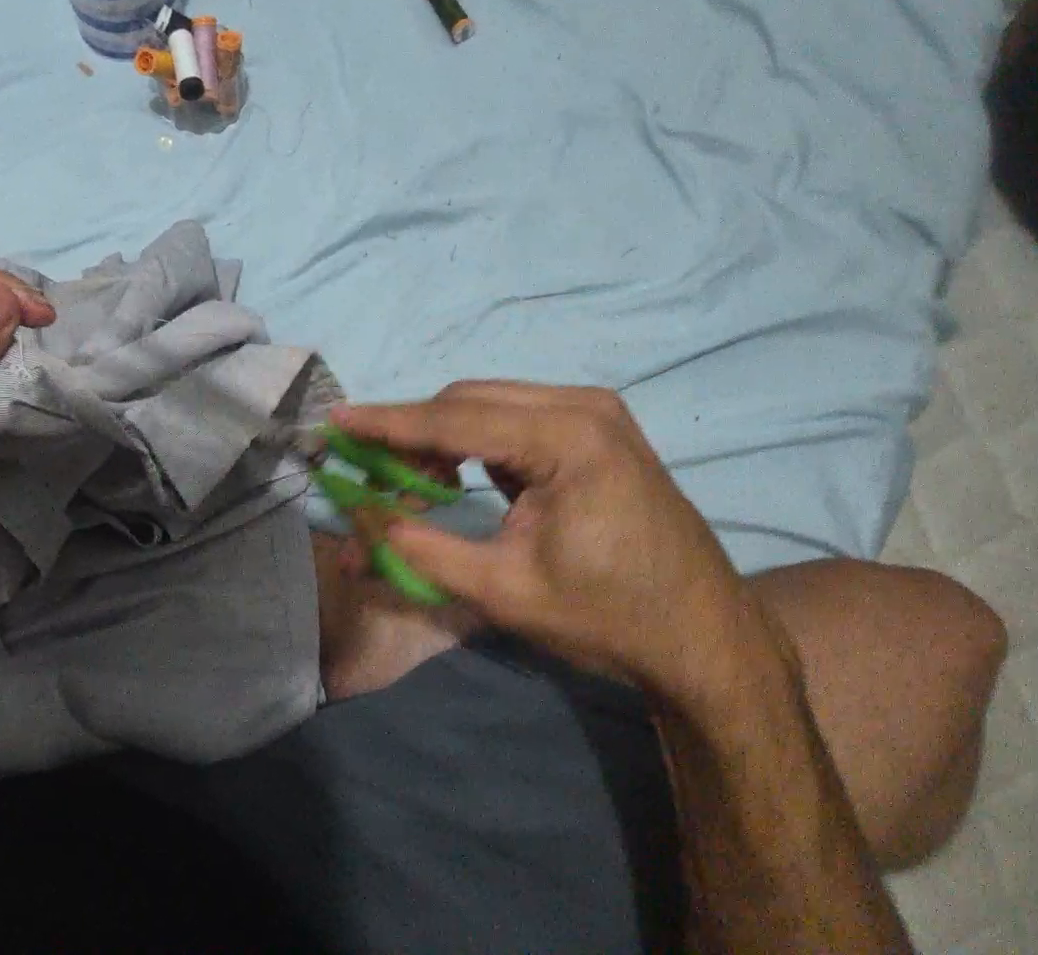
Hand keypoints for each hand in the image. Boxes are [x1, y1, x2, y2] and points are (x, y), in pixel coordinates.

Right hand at [332, 382, 792, 709]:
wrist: (702, 636)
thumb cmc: (606, 617)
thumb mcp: (502, 590)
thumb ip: (421, 548)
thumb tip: (358, 524)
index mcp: (566, 439)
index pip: (453, 419)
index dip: (387, 422)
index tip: (335, 420)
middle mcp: (583, 407)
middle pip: (469, 401)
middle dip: (413, 434)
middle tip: (372, 477)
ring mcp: (597, 414)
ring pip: (491, 404)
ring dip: (443, 437)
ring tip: (413, 485)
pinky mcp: (599, 430)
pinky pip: (517, 417)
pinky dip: (477, 441)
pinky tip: (460, 476)